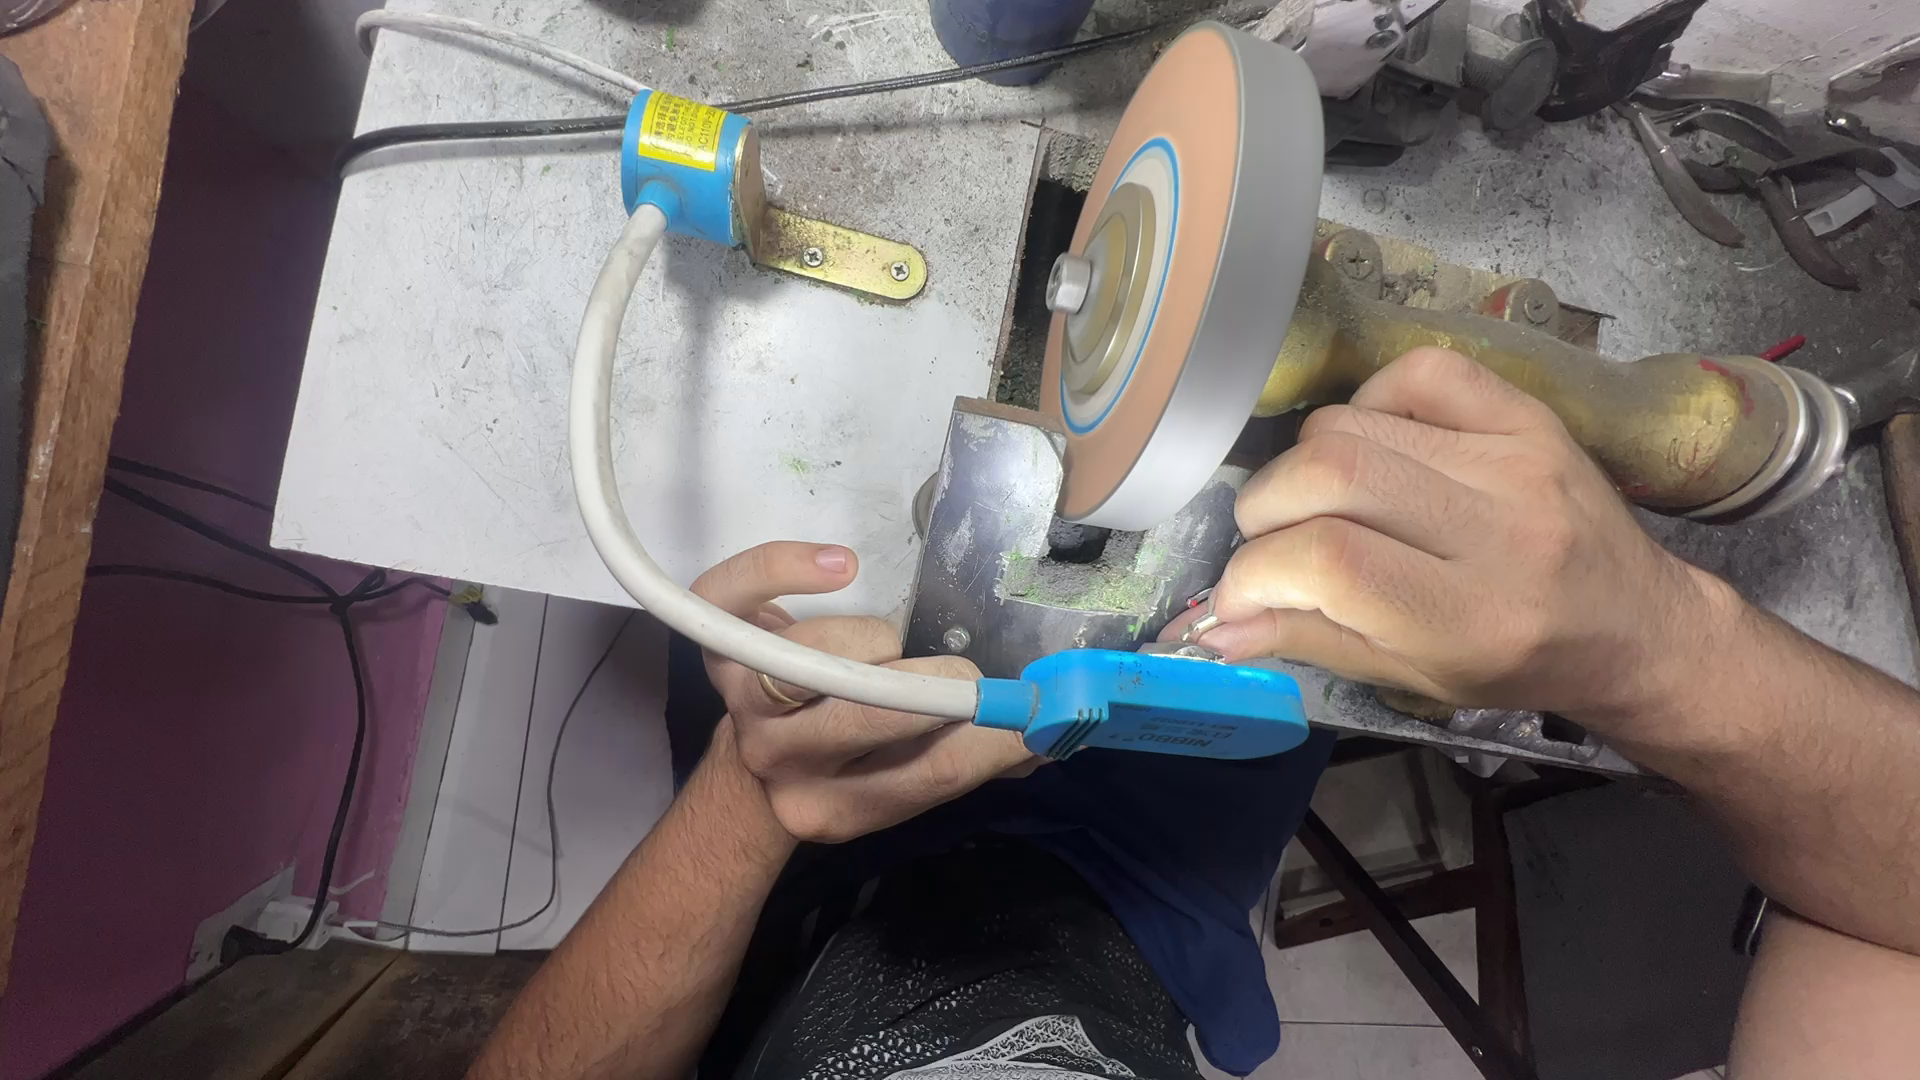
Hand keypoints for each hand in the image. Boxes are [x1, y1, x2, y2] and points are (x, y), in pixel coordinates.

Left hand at [690, 542, 1037, 842]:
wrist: (758, 759)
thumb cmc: (851, 756)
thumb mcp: (906, 775)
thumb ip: (971, 758)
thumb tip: (1041, 738)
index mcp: (837, 807)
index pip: (928, 775)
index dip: (989, 733)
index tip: (1031, 703)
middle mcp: (783, 765)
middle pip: (866, 716)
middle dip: (933, 684)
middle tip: (964, 671)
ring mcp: (744, 708)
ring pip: (809, 657)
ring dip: (868, 640)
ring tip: (888, 642)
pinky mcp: (720, 648)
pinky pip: (736, 595)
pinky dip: (783, 568)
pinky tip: (838, 567)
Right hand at [1164, 347, 1728, 724]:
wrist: (1634, 626)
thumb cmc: (1508, 664)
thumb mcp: (1401, 676)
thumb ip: (1301, 641)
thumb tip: (1210, 627)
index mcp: (1467, 615)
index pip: (1326, 560)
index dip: (1252, 572)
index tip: (1235, 594)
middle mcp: (1498, 528)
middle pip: (1330, 473)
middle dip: (1262, 508)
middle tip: (1268, 541)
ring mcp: (1515, 458)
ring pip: (1350, 425)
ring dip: (1300, 466)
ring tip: (1317, 503)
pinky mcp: (1525, 415)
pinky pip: (1414, 374)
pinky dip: (1364, 406)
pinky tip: (1370, 447)